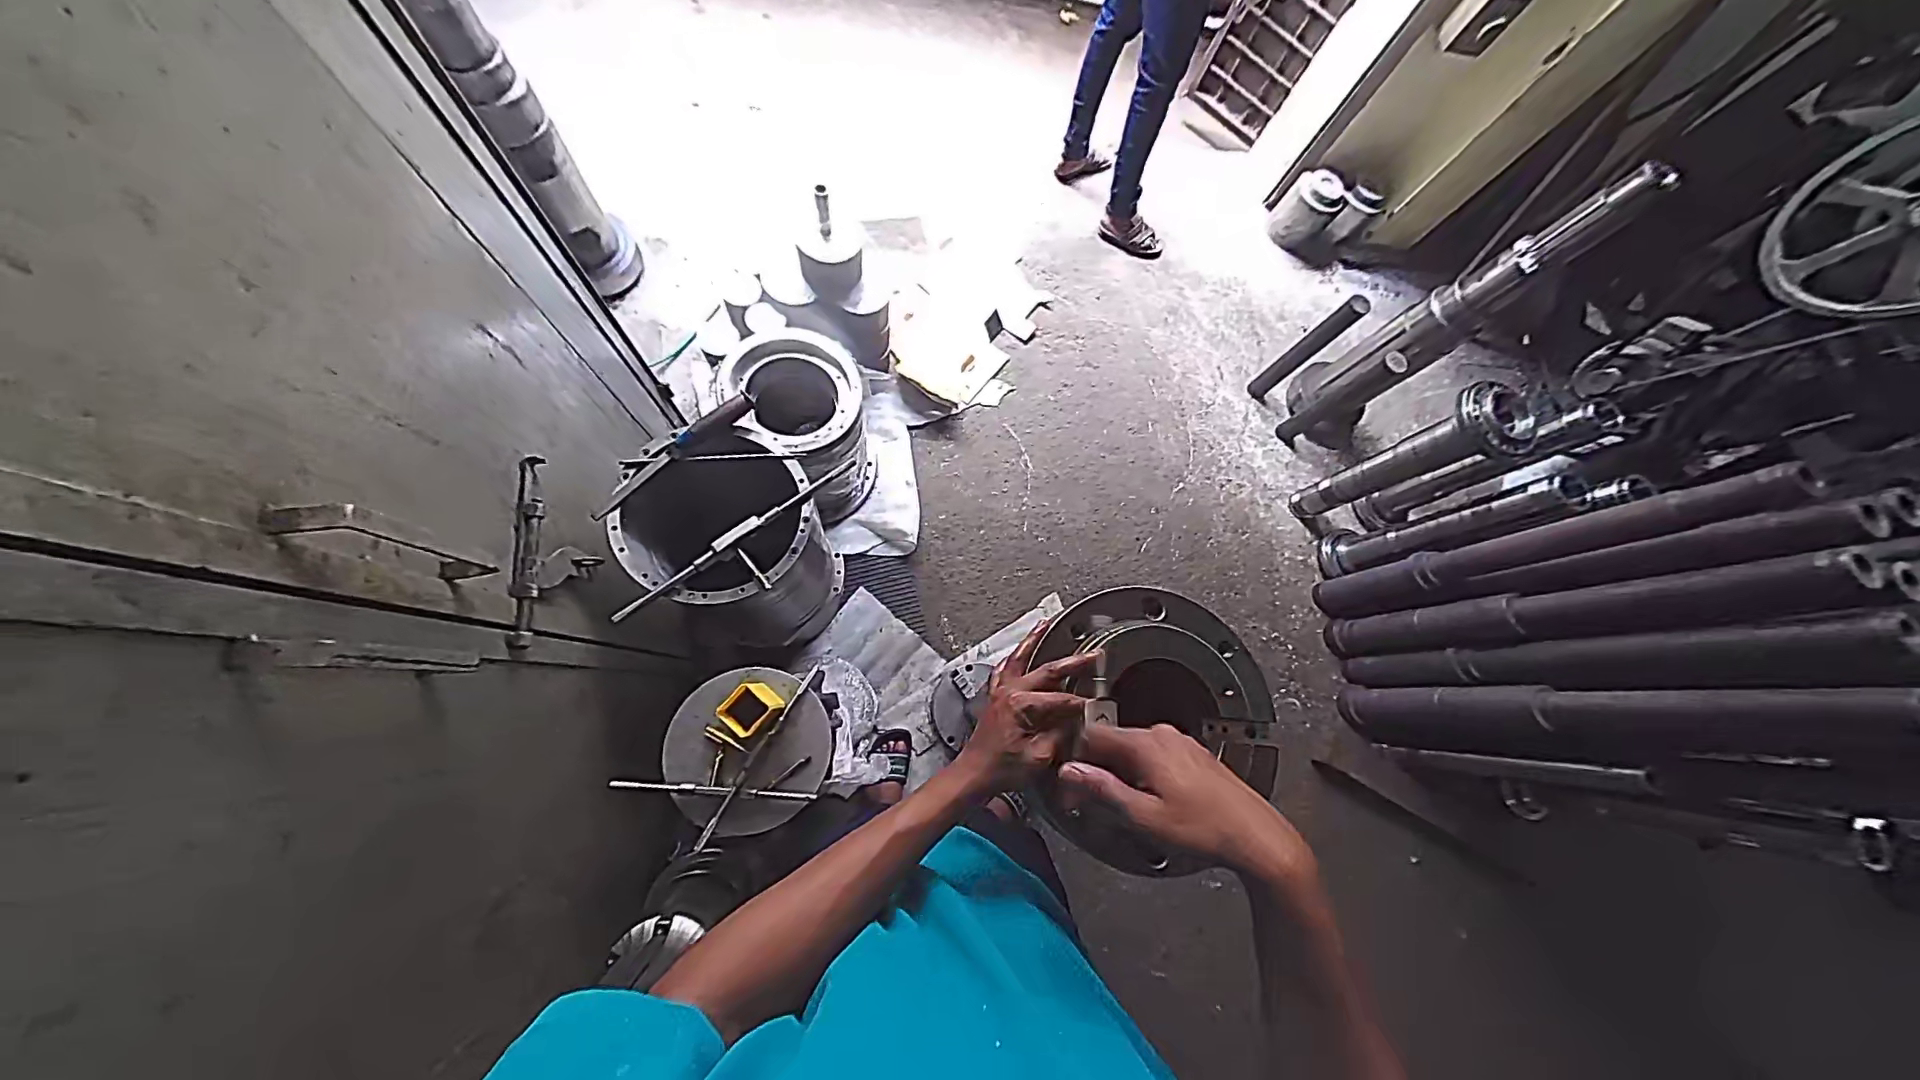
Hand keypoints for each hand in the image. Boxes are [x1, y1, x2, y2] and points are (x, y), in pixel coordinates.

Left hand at [953, 621, 1099, 794]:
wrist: (973, 774)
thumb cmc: (999, 769)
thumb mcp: (1039, 757)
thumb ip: (1061, 735)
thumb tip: (1077, 721)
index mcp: (1020, 704)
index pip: (1061, 699)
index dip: (1082, 704)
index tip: (1097, 706)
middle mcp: (1008, 691)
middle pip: (1047, 670)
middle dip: (1074, 662)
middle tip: (1094, 654)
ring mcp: (1000, 692)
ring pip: (1019, 658)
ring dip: (1034, 640)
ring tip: (1045, 625)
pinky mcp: (995, 698)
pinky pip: (1004, 669)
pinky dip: (1013, 657)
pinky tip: (1018, 652)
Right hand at [1057, 724, 1319, 891]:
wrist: (1258, 838)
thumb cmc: (1207, 830)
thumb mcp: (1144, 817)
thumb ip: (1103, 790)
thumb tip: (1071, 772)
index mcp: (1146, 744)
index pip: (1091, 735)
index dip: (1073, 759)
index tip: (1068, 784)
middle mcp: (1162, 735)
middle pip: (1110, 742)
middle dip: (1094, 769)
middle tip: (1088, 803)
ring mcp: (1179, 743)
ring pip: (1131, 750)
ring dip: (1117, 773)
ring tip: (1120, 808)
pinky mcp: (1191, 756)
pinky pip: (1152, 756)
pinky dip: (1140, 774)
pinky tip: (1148, 802)